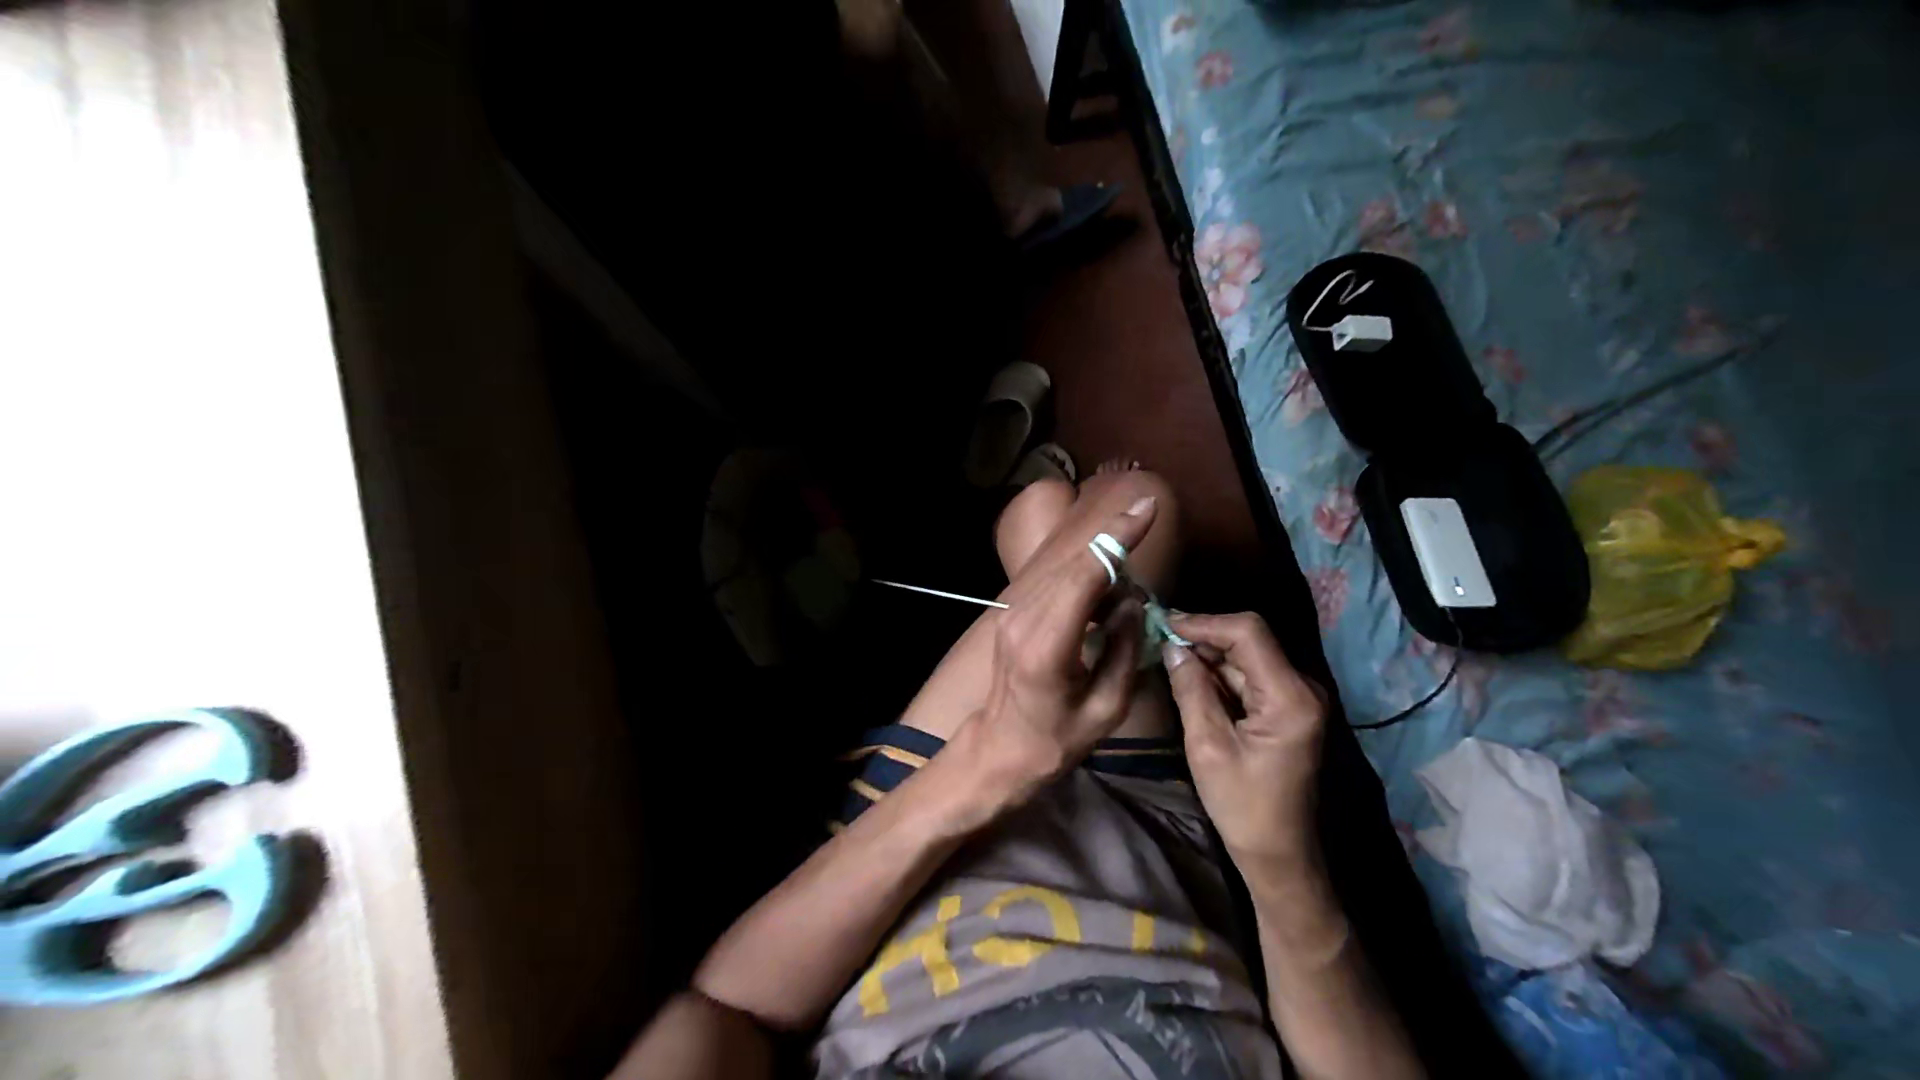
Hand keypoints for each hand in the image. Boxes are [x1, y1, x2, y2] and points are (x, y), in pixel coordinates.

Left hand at [954, 496, 1159, 804]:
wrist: (1000, 749)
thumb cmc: (1056, 741)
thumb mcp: (1108, 708)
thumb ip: (1126, 649)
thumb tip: (1132, 601)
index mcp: (1047, 646)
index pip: (1084, 575)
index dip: (1117, 538)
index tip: (1146, 508)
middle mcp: (1022, 619)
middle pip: (1073, 565)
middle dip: (1113, 549)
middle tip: (1143, 564)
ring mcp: (1010, 614)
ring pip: (1062, 571)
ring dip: (1099, 571)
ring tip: (1121, 605)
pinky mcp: (1010, 615)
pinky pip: (1052, 584)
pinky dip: (1082, 583)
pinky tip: (1100, 607)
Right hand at [1162, 612, 1326, 873]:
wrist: (1278, 852)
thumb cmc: (1242, 805)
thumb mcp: (1206, 745)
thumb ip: (1191, 689)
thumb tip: (1171, 646)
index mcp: (1290, 697)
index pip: (1249, 633)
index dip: (1205, 623)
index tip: (1165, 624)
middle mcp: (1302, 688)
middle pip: (1249, 641)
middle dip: (1203, 637)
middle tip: (1159, 638)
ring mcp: (1297, 697)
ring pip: (1246, 656)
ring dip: (1208, 655)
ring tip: (1168, 656)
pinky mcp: (1286, 707)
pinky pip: (1249, 676)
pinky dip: (1219, 673)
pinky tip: (1190, 678)